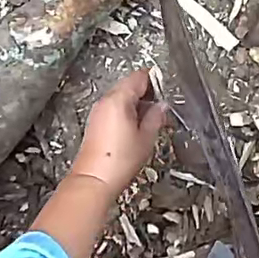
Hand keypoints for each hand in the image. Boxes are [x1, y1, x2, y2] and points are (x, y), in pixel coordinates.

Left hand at [70, 69, 167, 193]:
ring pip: (121, 96)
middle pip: (129, 84)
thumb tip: (161, 106)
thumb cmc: (119, 161)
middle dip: (146, 93)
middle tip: (160, 107)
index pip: (139, 77)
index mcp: (119, 99)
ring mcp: (98, 111)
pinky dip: (125, 112)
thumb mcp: (146, 137)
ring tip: (148, 120)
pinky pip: (113, 108)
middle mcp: (106, 101)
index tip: (165, 90)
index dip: (155, 81)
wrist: (94, 180)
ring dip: (135, 103)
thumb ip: (156, 116)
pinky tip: (134, 128)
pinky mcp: (95, 122)